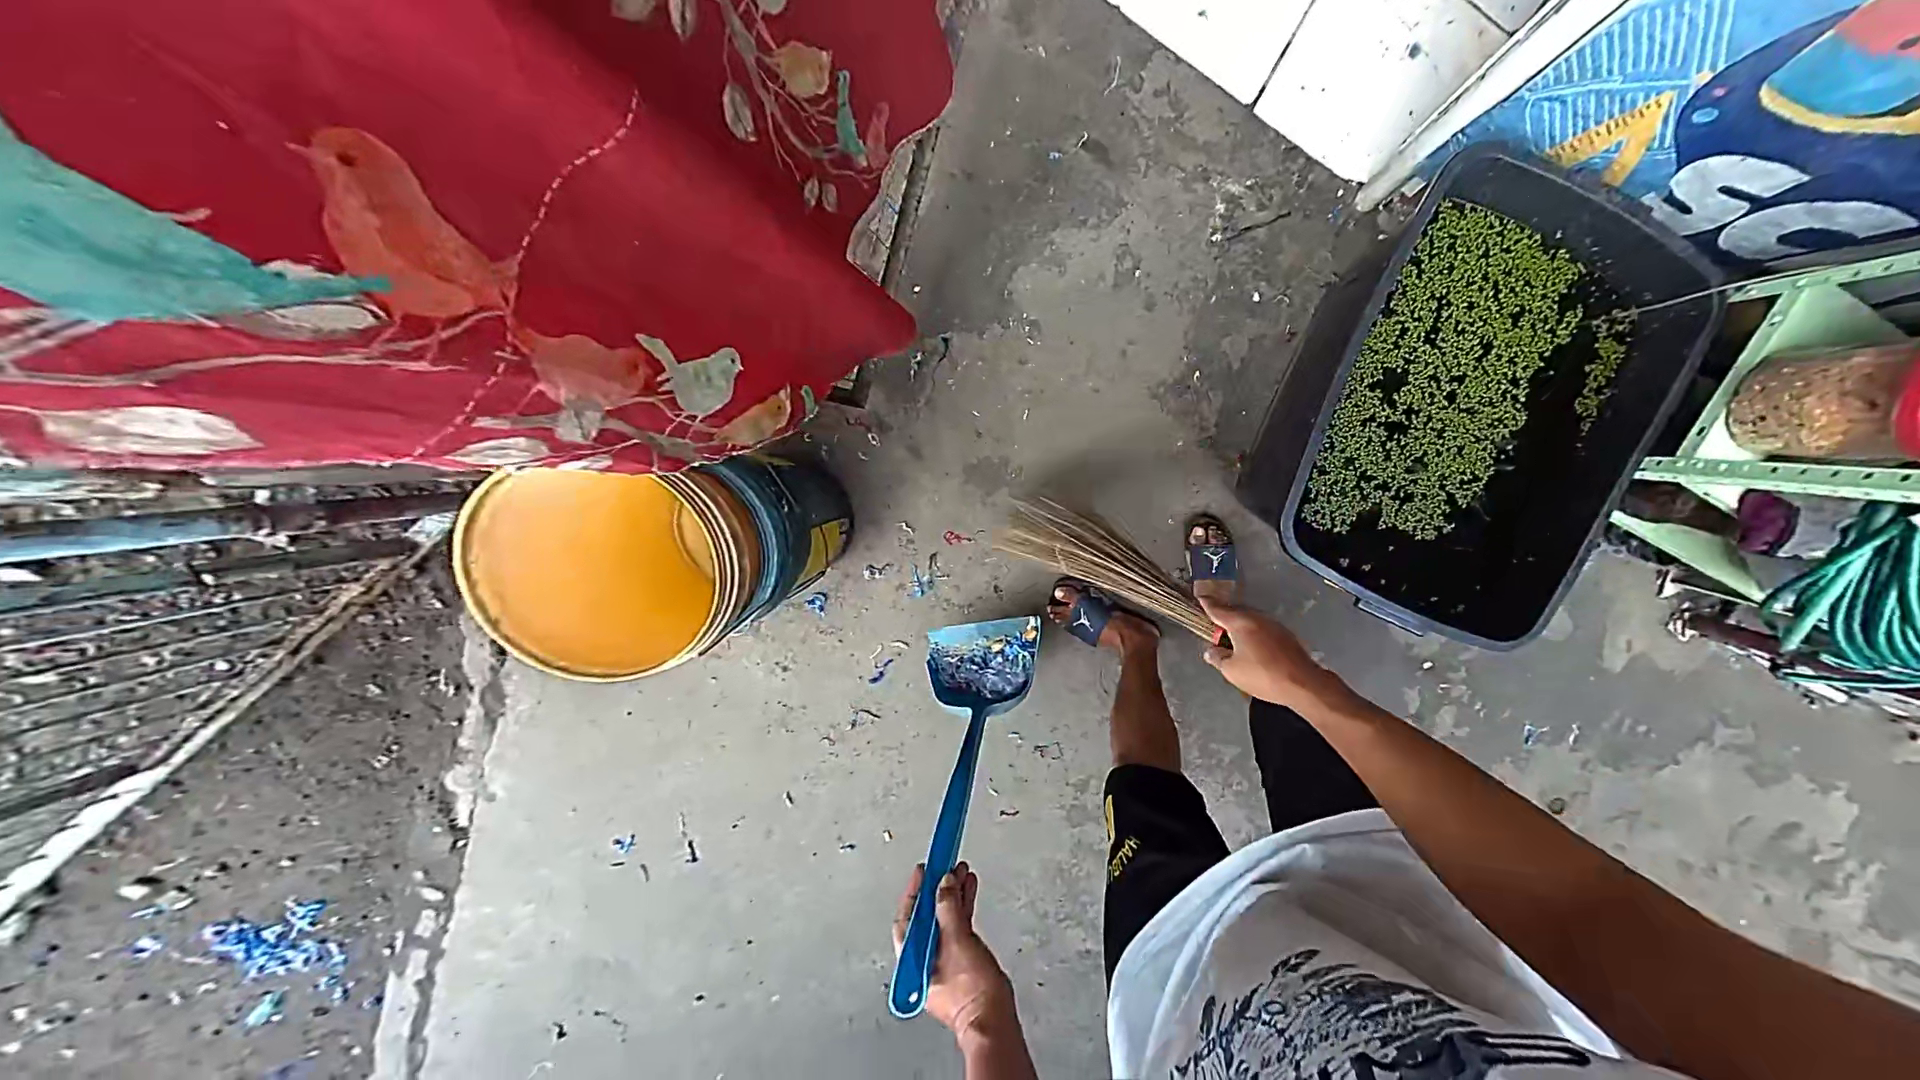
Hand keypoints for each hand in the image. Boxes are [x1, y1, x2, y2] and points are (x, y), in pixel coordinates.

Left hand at [893, 862, 1018, 1041]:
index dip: (916, 890)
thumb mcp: (958, 939)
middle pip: (926, 915)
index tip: (924, 870)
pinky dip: (962, 906)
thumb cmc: (972, 993)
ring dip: (953, 893)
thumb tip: (943, 884)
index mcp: (913, 959)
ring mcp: (942, 960)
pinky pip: (957, 926)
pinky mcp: (960, 960)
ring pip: (944, 918)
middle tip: (945, 866)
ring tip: (962, 872)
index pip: (907, 916)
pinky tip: (969, 890)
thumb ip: (948, 907)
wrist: (993, 1020)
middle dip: (938, 888)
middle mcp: (924, 959)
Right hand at [1199, 596, 1346, 708]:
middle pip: (1235, 612)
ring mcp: (1274, 626)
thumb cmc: (1263, 675)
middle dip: (1224, 616)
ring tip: (1231, 638)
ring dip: (1240, 626)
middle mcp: (1258, 619)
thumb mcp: (1231, 671)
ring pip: (1251, 620)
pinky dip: (1253, 633)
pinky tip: (1252, 646)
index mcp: (1241, 623)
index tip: (1200, 598)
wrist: (1304, 684)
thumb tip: (1211, 651)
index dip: (1207, 604)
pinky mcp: (1286, 636)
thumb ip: (1217, 658)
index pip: (1218, 609)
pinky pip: (1262, 628)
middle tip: (1213, 625)